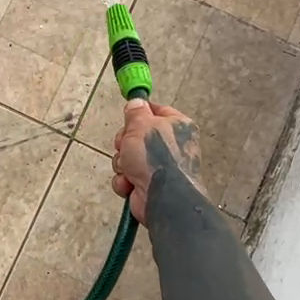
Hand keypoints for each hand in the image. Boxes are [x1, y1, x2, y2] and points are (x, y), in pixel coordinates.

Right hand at [111, 98, 205, 224]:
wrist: (162, 196)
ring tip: (129, 169)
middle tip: (126, 146)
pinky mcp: (148, 185)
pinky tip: (130, 183)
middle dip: (125, 143)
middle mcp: (170, 145)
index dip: (138, 113)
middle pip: (136, 135)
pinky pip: (126, 177)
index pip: (156, 110)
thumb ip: (136, 112)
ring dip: (122, 163)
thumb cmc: (155, 157)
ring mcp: (159, 166)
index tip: (127, 117)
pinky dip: (124, 181)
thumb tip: (136, 102)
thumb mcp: (141, 125)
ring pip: (127, 157)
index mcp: (176, 125)